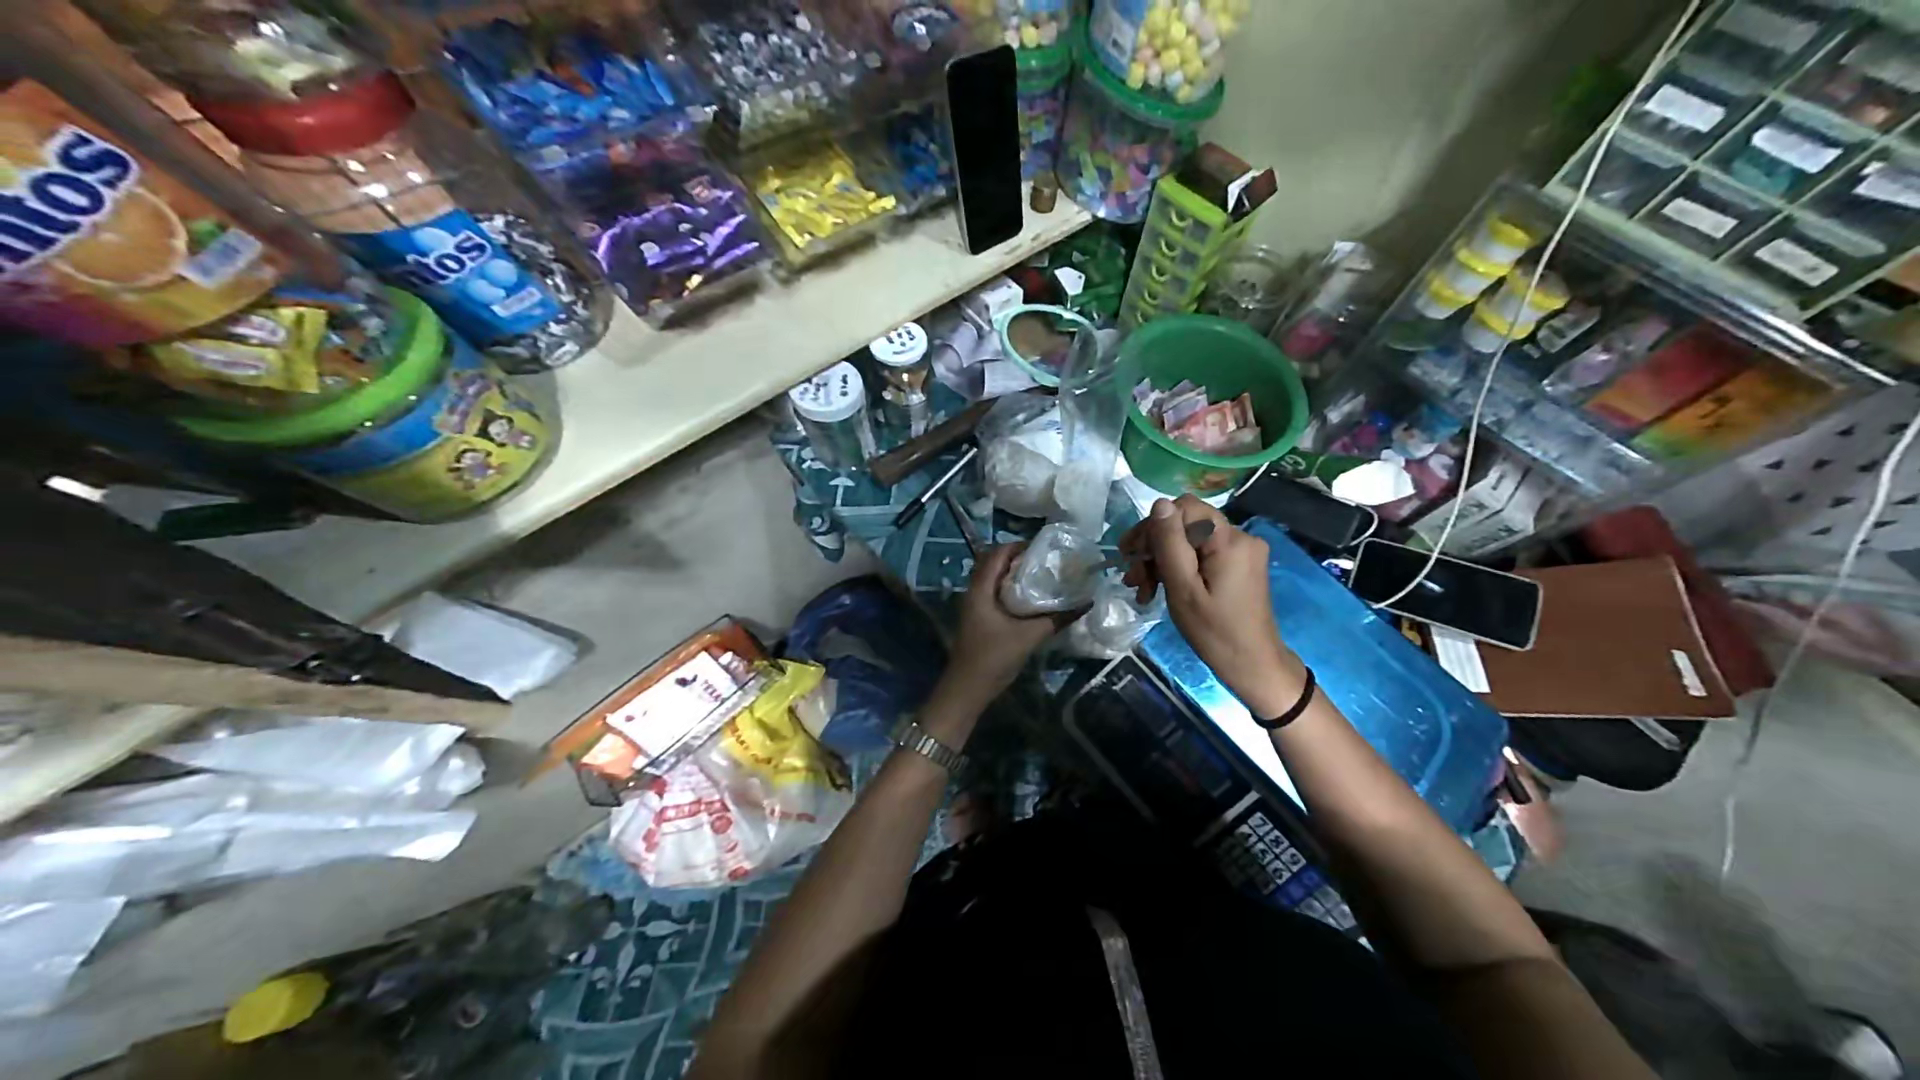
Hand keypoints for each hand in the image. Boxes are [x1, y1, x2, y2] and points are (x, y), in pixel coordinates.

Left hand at [946, 543, 1076, 699]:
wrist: (968, 689)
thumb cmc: (993, 658)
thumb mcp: (1028, 637)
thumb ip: (1056, 619)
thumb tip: (1085, 603)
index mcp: (980, 589)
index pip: (997, 553)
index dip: (1019, 546)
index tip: (1044, 548)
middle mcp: (974, 592)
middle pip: (994, 563)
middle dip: (1018, 558)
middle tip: (1045, 561)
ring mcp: (974, 606)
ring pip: (993, 579)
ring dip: (1013, 574)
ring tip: (1041, 576)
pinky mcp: (979, 618)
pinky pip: (994, 593)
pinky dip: (1010, 589)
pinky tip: (1030, 599)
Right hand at [1120, 496, 1306, 718]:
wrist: (1253, 666)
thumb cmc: (1214, 631)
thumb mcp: (1183, 588)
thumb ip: (1170, 543)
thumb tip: (1159, 504)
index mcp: (1229, 540)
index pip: (1184, 508)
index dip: (1153, 525)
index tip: (1131, 553)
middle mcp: (1240, 537)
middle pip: (1186, 524)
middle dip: (1154, 547)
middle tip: (1131, 577)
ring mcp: (1242, 552)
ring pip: (1190, 541)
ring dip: (1162, 561)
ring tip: (1142, 590)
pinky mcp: (1239, 566)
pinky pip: (1202, 555)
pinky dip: (1179, 569)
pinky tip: (1160, 589)